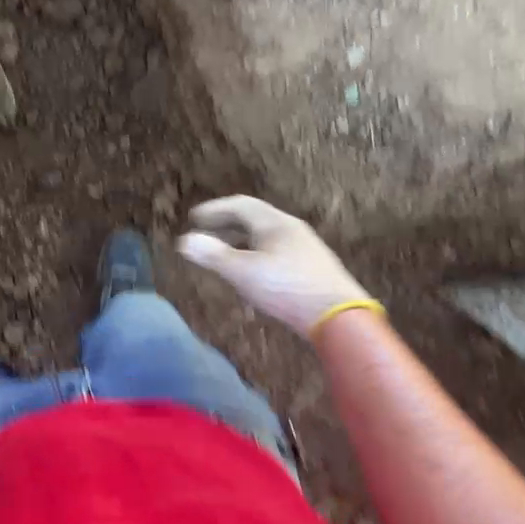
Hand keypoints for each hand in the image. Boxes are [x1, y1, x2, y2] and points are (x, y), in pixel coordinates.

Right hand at [177, 195, 375, 337]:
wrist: (340, 318)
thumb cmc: (287, 289)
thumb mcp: (242, 273)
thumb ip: (213, 255)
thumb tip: (184, 240)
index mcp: (274, 224)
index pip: (240, 205)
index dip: (213, 210)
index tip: (193, 218)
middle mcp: (291, 229)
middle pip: (254, 218)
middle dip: (225, 224)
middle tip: (204, 232)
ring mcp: (305, 248)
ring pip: (265, 235)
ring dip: (240, 240)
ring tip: (223, 253)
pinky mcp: (312, 267)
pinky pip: (276, 249)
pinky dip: (255, 252)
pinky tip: (252, 272)